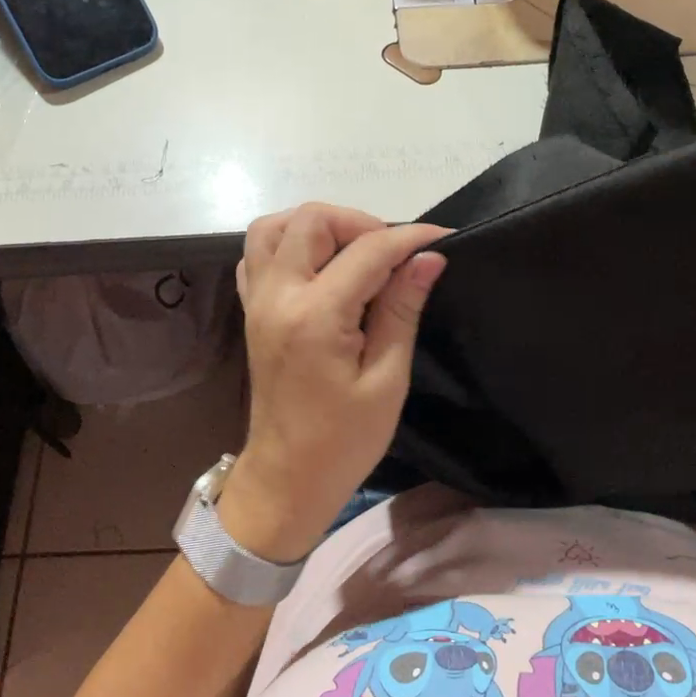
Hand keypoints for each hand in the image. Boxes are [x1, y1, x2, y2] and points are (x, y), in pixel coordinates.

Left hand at [218, 204, 449, 561]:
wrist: (287, 477)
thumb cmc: (344, 440)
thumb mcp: (387, 379)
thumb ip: (401, 309)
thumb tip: (428, 258)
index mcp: (315, 316)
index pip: (368, 250)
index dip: (410, 237)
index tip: (443, 238)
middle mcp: (278, 296)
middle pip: (311, 219)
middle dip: (359, 223)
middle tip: (393, 254)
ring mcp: (257, 301)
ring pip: (274, 227)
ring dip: (317, 227)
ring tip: (354, 254)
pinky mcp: (251, 311)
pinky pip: (257, 255)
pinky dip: (288, 245)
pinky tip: (319, 269)